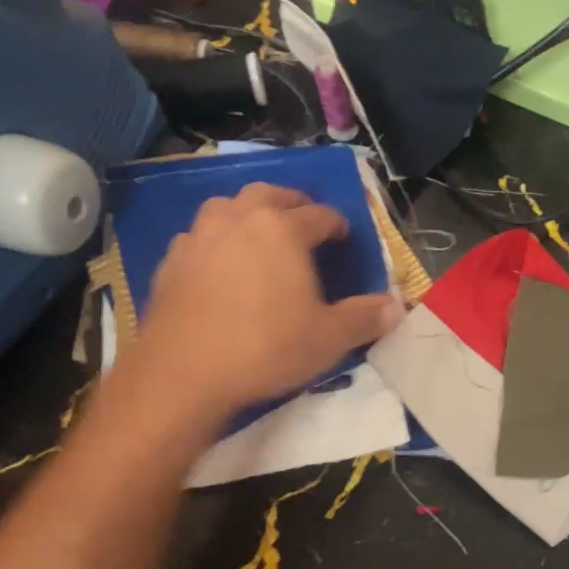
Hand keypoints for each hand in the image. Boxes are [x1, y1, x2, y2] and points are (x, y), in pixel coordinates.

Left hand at [113, 182, 401, 438]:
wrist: (183, 373)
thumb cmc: (266, 348)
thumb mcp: (329, 338)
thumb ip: (365, 318)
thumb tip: (397, 307)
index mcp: (283, 229)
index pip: (321, 215)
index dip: (338, 225)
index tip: (345, 240)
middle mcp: (239, 219)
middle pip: (270, 194)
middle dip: (292, 204)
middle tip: (305, 223)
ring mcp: (199, 236)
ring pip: (228, 206)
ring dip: (249, 213)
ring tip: (261, 235)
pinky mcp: (171, 260)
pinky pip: (200, 236)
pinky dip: (217, 241)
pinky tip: (221, 265)